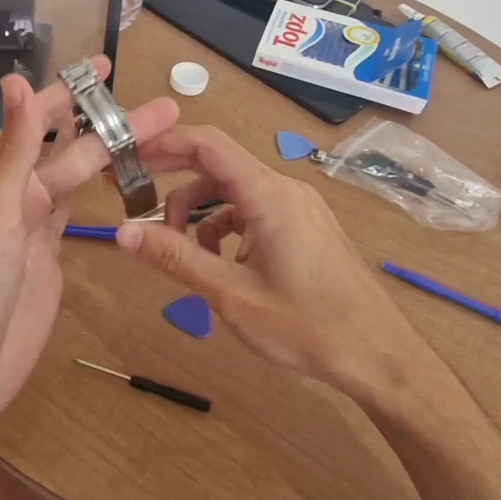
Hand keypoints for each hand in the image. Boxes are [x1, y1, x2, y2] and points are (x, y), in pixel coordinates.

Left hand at [0, 58, 177, 415]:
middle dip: (108, 126)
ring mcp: (32, 227)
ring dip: (107, 155)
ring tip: (154, 134)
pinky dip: (95, 192)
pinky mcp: (49, 257)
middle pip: (66, 151)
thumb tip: (16, 81)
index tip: (101, 68)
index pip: (32, 123)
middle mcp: (11, 196)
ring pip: (73, 179)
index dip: (65, 94)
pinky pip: (74, 213)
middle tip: (163, 108)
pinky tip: (117, 178)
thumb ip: (13, 150)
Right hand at [114, 125, 434, 396]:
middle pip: (216, 164)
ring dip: (196, 210)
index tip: (125, 156)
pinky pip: (252, 209)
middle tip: (129, 194)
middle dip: (170, 176)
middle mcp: (284, 189)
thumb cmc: (305, 326)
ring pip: (232, 190)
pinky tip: (217, 261)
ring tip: (176, 248)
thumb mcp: (229, 294)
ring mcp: (298, 207)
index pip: (207, 145)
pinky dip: (223, 225)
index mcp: (268, 195)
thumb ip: (174, 258)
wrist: (378, 356)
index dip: (162, 143)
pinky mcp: (304, 226)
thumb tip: (122, 232)